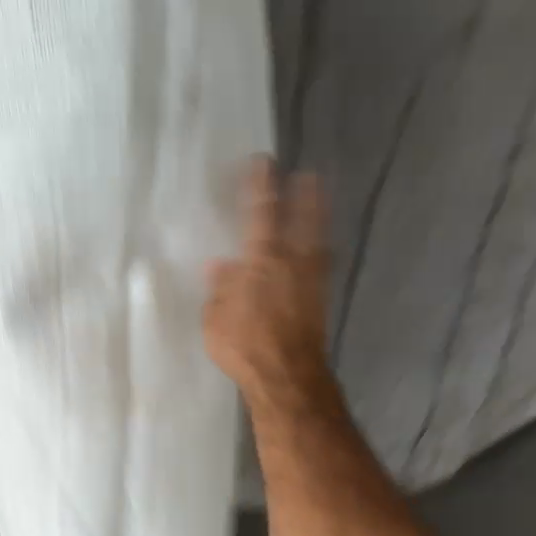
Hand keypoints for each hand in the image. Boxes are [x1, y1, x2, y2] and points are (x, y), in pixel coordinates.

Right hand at [204, 158, 334, 410]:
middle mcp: (291, 261)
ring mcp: (311, 278)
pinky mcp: (320, 296)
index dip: (259, 187)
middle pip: (300, 219)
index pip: (260, 214)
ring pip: (315, 238)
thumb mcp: (215, 319)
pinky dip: (317, 250)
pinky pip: (319, 262)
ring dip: (316, 218)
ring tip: (317, 202)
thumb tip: (219, 264)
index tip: (261, 162)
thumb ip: (220, 289)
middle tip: (307, 175)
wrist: (286, 373)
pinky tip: (315, 250)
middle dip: (302, 195)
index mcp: (261, 262)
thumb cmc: (243, 346)